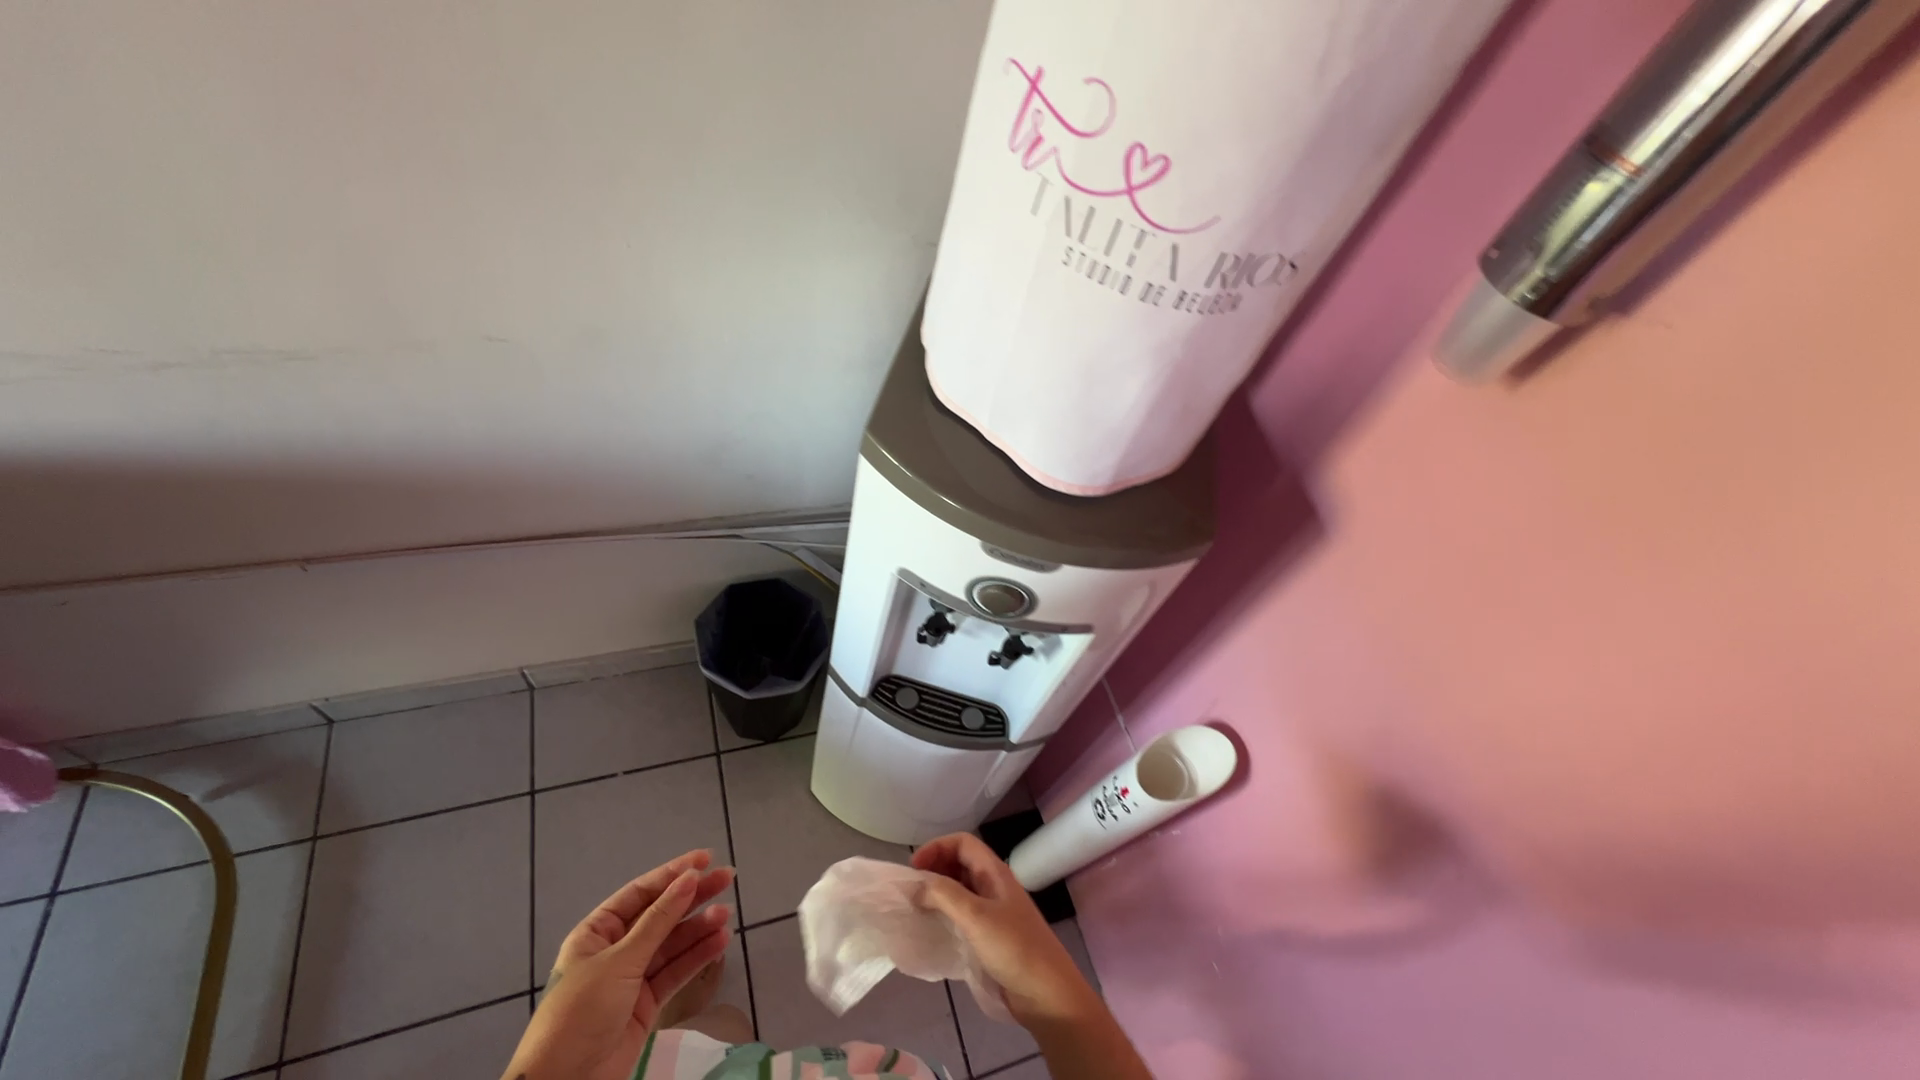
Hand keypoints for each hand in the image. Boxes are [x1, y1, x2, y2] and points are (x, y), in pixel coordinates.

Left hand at [503, 851, 733, 1079]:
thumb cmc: (580, 1012)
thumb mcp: (619, 962)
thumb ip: (658, 921)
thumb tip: (688, 879)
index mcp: (597, 932)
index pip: (640, 893)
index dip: (672, 874)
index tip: (705, 859)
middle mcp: (615, 949)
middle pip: (661, 915)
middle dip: (693, 897)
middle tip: (728, 878)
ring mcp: (632, 977)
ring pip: (672, 943)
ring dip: (699, 928)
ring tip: (727, 914)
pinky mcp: (647, 1003)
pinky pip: (676, 971)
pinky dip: (697, 956)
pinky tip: (720, 942)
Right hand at [910, 833, 1098, 1025]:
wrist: (1046, 993)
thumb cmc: (1013, 948)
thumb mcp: (975, 917)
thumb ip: (944, 895)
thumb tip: (916, 886)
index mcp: (995, 872)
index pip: (962, 843)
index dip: (936, 848)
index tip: (914, 869)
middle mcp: (994, 886)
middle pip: (960, 863)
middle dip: (934, 869)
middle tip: (911, 890)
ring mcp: (994, 912)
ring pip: (960, 890)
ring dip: (938, 893)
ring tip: (916, 909)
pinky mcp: (991, 936)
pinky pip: (962, 915)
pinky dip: (944, 915)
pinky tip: (932, 929)